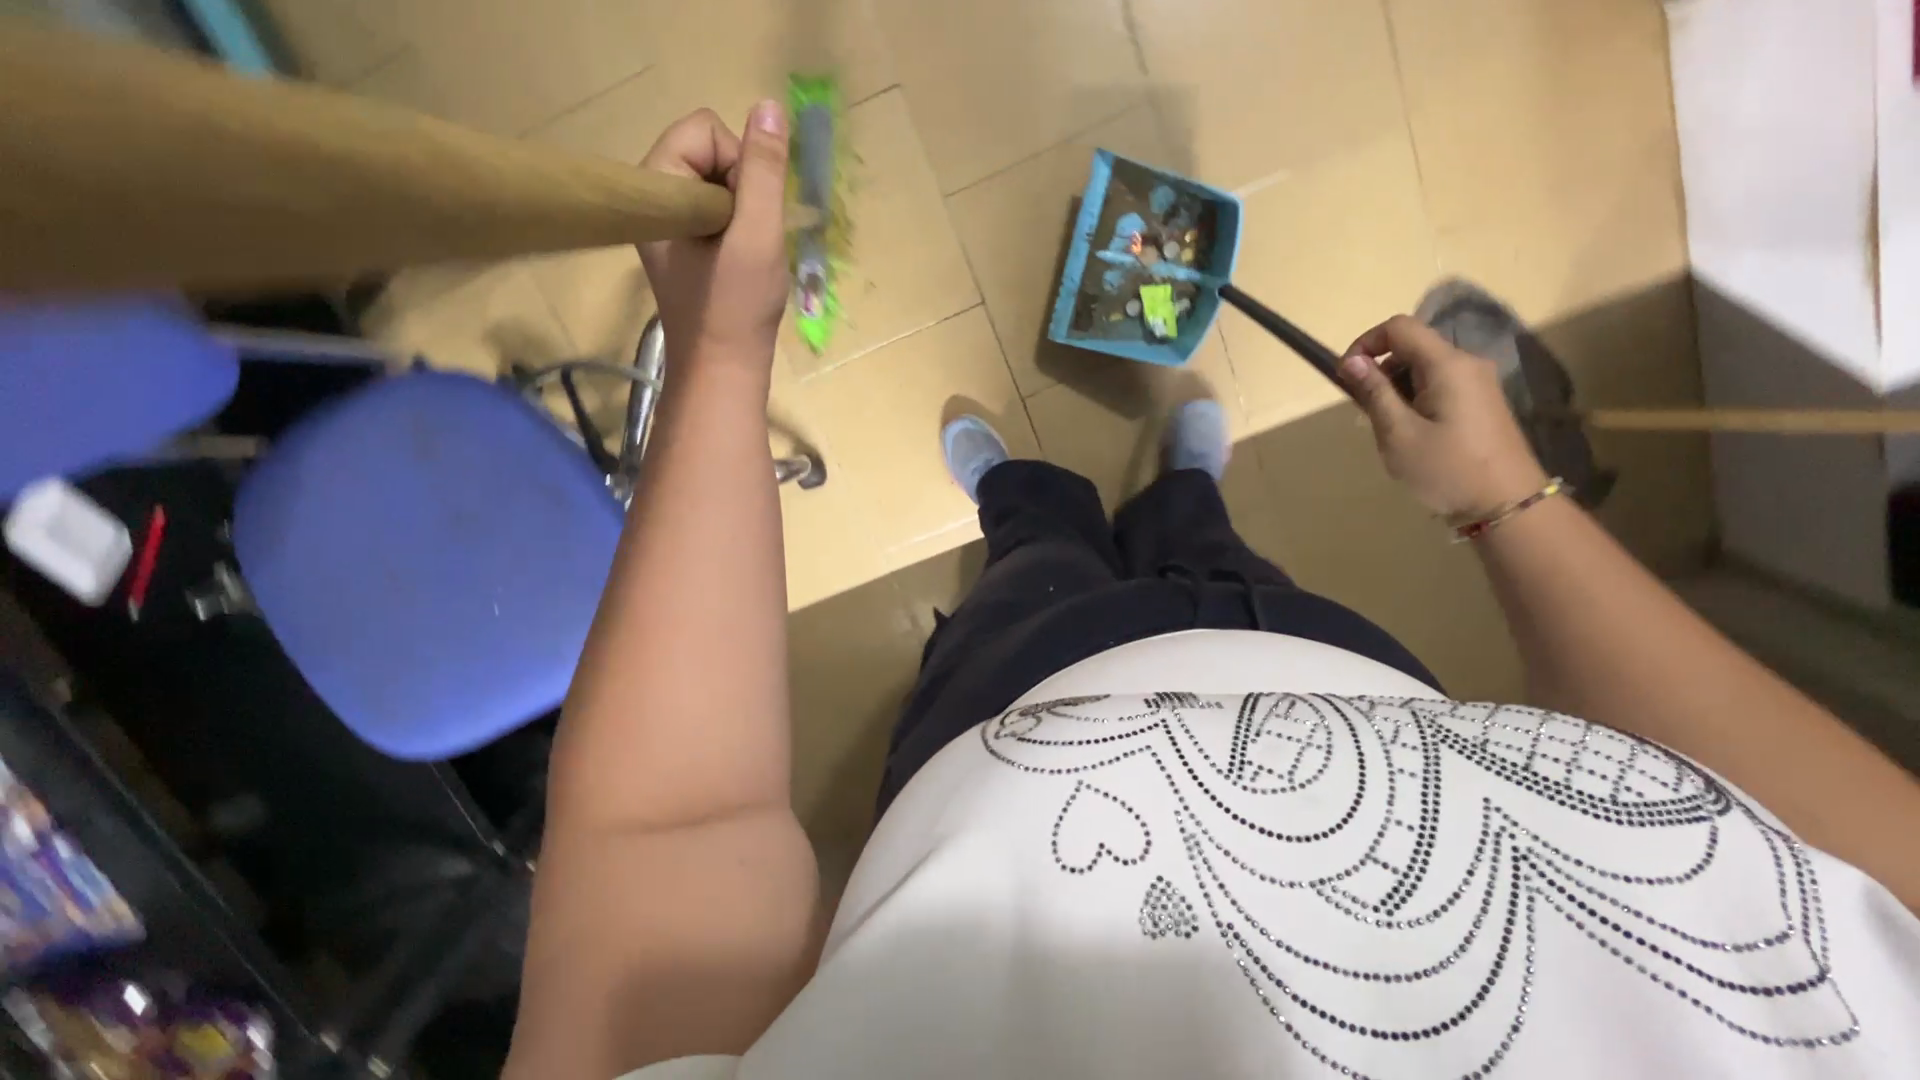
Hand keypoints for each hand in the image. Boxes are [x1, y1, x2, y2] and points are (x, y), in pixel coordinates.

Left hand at [637, 103, 790, 366]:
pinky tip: (745, 263)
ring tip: (751, 254)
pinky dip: (739, 230)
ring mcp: (666, 228)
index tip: (750, 213)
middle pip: (708, 153)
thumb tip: (769, 107)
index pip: (703, 130)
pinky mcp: (682, 250)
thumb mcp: (757, 233)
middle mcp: (652, 201)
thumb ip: (763, 169)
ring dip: (746, 212)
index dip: (738, 161)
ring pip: (717, 185)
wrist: (722, 372)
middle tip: (752, 237)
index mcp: (656, 190)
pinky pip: (716, 213)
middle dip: (742, 187)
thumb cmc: (737, 307)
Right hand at [1339, 315, 1548, 519]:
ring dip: (1396, 388)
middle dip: (1380, 370)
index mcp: (1447, 365)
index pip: (1399, 327)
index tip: (1346, 376)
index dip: (1366, 343)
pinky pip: (1439, 384)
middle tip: (1366, 413)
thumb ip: (1374, 393)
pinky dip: (1416, 398)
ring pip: (1424, 367)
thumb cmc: (1447, 469)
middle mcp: (1466, 363)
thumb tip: (1352, 361)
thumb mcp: (1398, 434)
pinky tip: (1413, 434)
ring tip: (1389, 429)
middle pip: (1412, 346)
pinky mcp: (1482, 400)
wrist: (1508, 504)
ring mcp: (1478, 382)